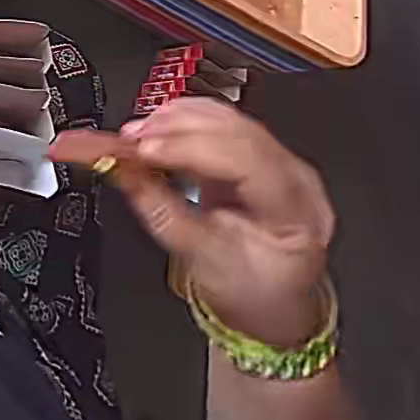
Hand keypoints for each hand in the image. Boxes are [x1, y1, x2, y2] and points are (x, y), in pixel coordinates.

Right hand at [52, 98, 334, 346]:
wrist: (269, 301)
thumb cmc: (250, 293)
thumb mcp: (201, 259)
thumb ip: (160, 209)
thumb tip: (123, 170)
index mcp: (296, 212)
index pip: (245, 159)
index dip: (190, 147)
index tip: (146, 149)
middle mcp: (295, 177)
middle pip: (234, 131)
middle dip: (176, 128)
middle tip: (131, 137)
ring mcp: (278, 158)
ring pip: (225, 118)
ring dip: (175, 119)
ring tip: (138, 133)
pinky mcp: (255, 150)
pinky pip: (219, 120)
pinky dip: (183, 119)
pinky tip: (157, 126)